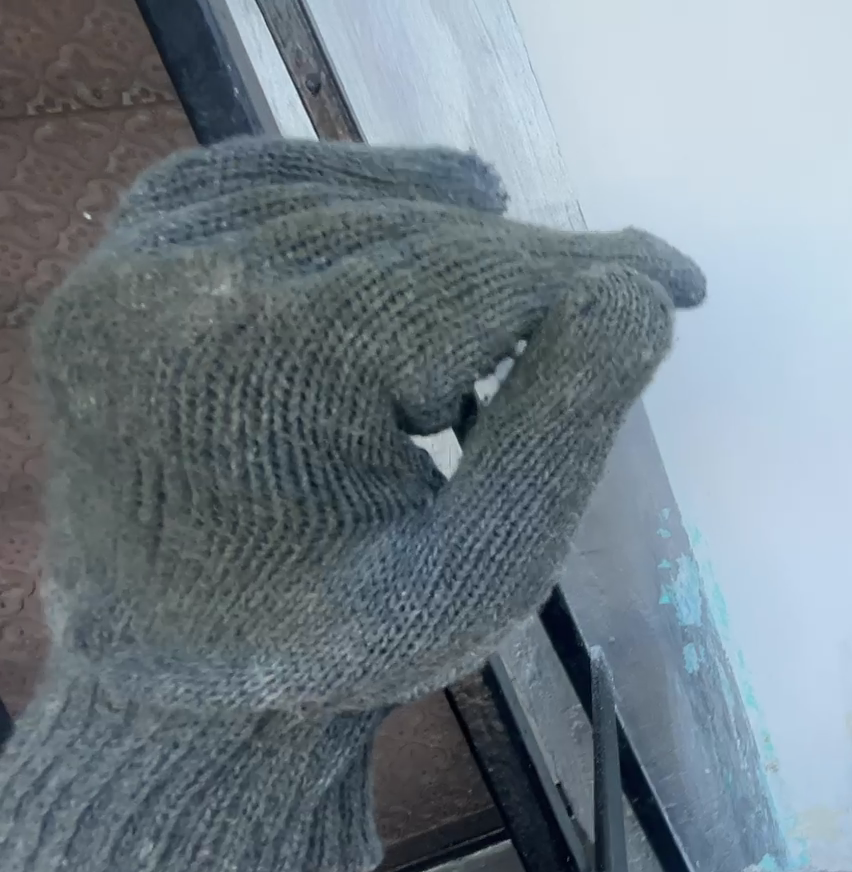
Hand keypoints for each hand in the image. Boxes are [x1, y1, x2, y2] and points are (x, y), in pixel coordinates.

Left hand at [0, 138, 702, 871]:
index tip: (688, 289)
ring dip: (487, 243)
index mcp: (275, 365)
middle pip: (434, 238)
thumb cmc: (353, 643)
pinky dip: (373, 183)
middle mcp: (184, 284)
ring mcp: (138, 267)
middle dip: (560, 263)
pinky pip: (267, 182)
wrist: (188, 678)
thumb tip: (636, 299)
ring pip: (367, 206)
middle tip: (652, 288)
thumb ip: (563, 428)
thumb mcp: (487, 569)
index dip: (605, 274)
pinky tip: (447, 197)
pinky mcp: (132, 271)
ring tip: (568, 282)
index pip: (486, 279)